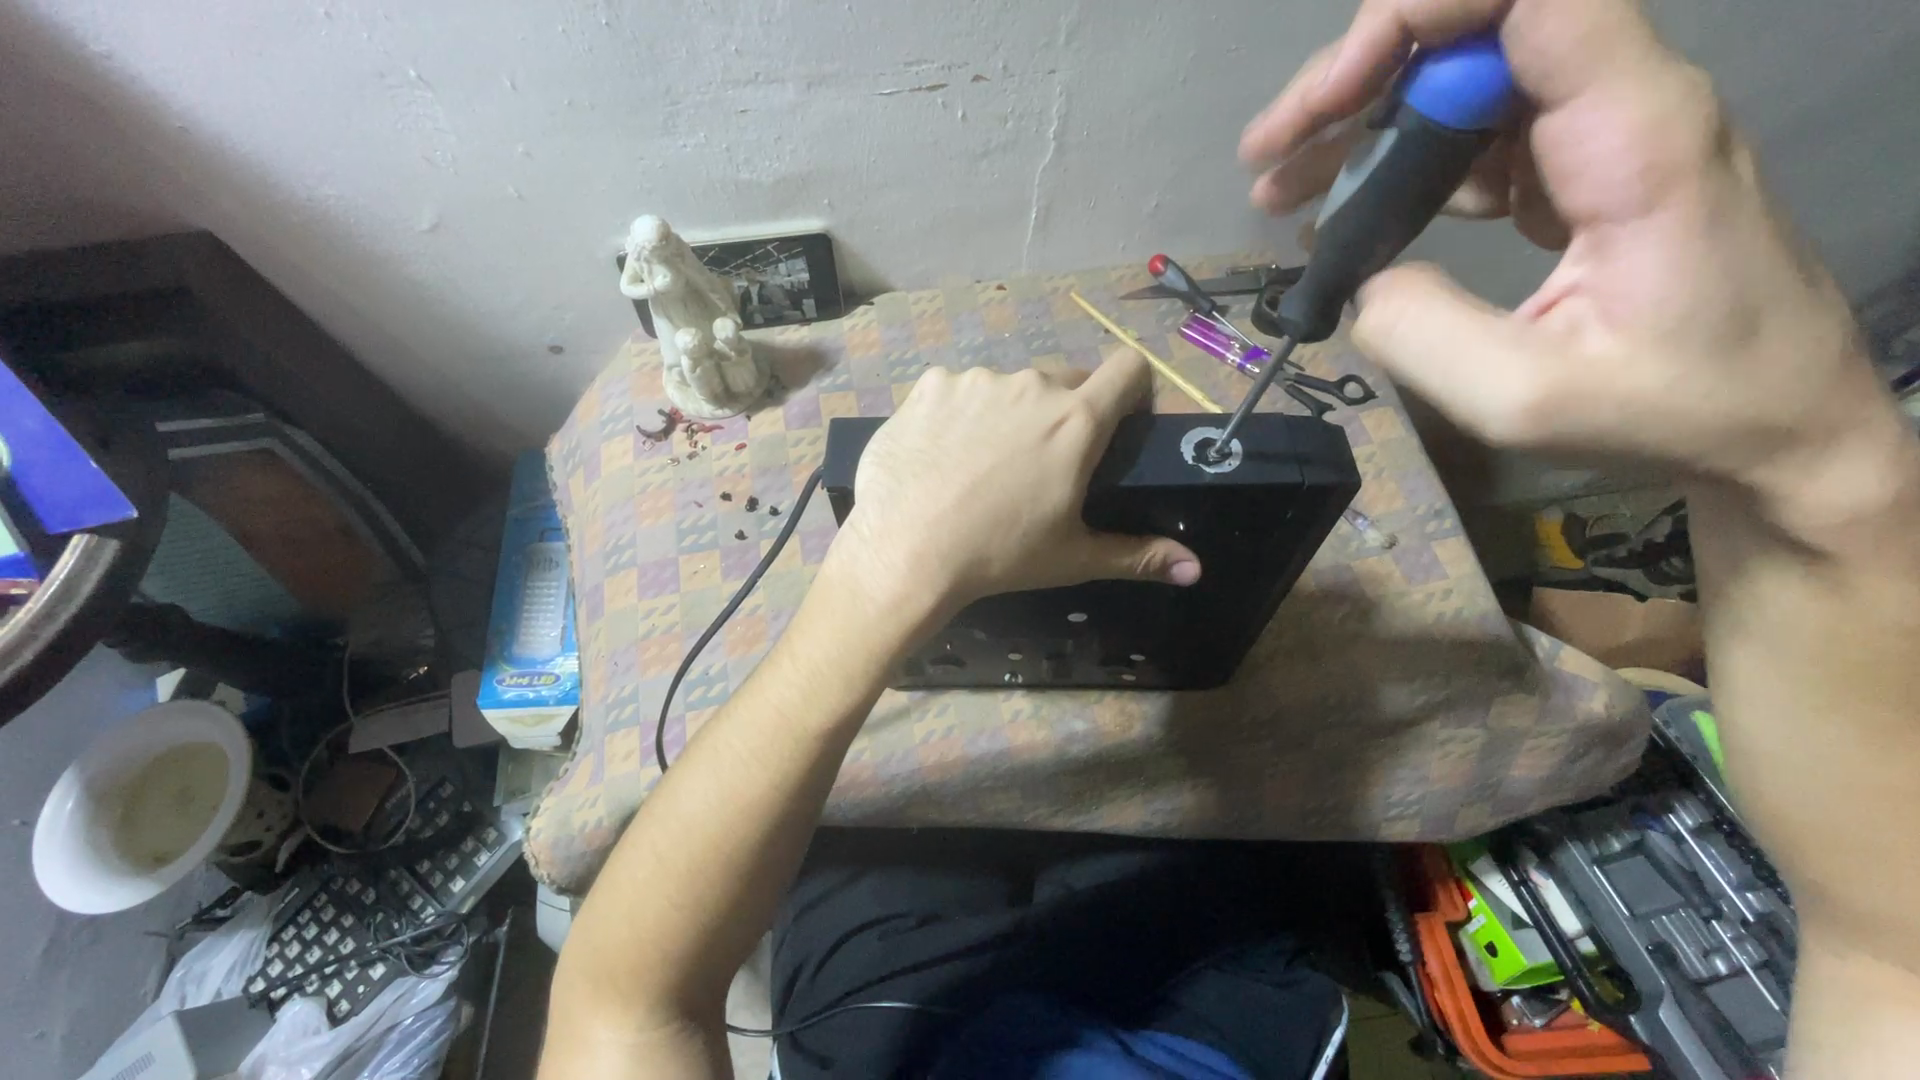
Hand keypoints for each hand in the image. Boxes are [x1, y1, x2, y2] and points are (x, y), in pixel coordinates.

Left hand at [828, 354, 1200, 618]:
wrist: (904, 552)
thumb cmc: (999, 556)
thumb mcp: (1073, 558)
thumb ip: (1139, 555)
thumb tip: (1196, 569)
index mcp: (1077, 420)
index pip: (1129, 369)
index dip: (1132, 390)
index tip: (1119, 421)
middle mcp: (1032, 385)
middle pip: (1065, 381)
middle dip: (1064, 413)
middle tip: (1040, 464)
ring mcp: (977, 380)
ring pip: (1009, 387)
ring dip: (1007, 413)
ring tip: (980, 466)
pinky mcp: (930, 385)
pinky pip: (958, 389)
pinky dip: (958, 413)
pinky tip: (941, 454)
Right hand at [1241, 0, 1911, 538]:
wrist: (1778, 424)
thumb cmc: (1673, 411)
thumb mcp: (1524, 399)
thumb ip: (1420, 334)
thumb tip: (1356, 280)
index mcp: (1633, 135)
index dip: (1416, 15)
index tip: (1331, 100)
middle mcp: (1618, 108)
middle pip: (1478, 30)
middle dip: (1355, 78)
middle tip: (1264, 157)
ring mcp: (1595, 138)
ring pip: (1462, 83)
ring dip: (1359, 128)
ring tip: (1276, 190)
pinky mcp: (1575, 173)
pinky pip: (1472, 139)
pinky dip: (1395, 168)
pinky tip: (1339, 217)